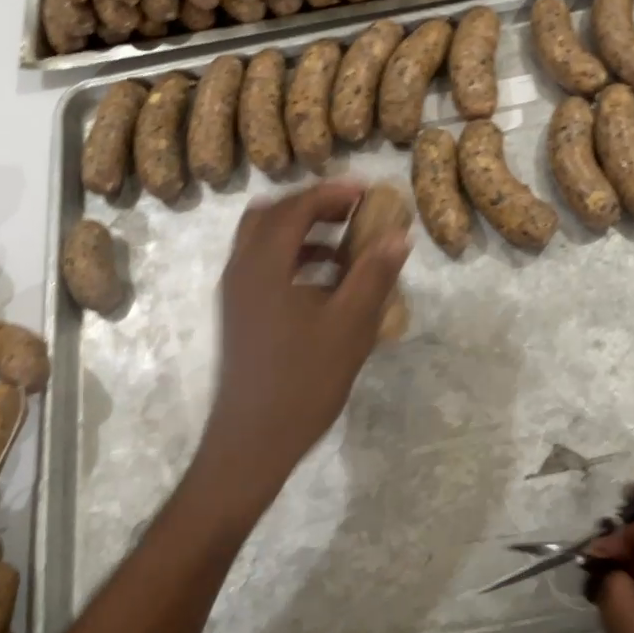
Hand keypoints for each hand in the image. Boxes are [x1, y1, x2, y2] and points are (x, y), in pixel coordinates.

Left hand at [200, 181, 409, 491]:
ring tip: (345, 245)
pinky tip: (326, 284)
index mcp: (263, 264)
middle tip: (351, 211)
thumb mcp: (351, 326)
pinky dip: (293, 259)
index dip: (331, 192)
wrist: (252, 441)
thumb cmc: (304, 382)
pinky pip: (262, 266)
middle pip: (270, 215)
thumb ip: (374, 275)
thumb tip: (398, 235)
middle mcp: (241, 269)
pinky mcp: (238, 314)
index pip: (295, 207)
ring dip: (301, 232)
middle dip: (312, 206)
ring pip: (263, 241)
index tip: (366, 190)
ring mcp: (235, 293)